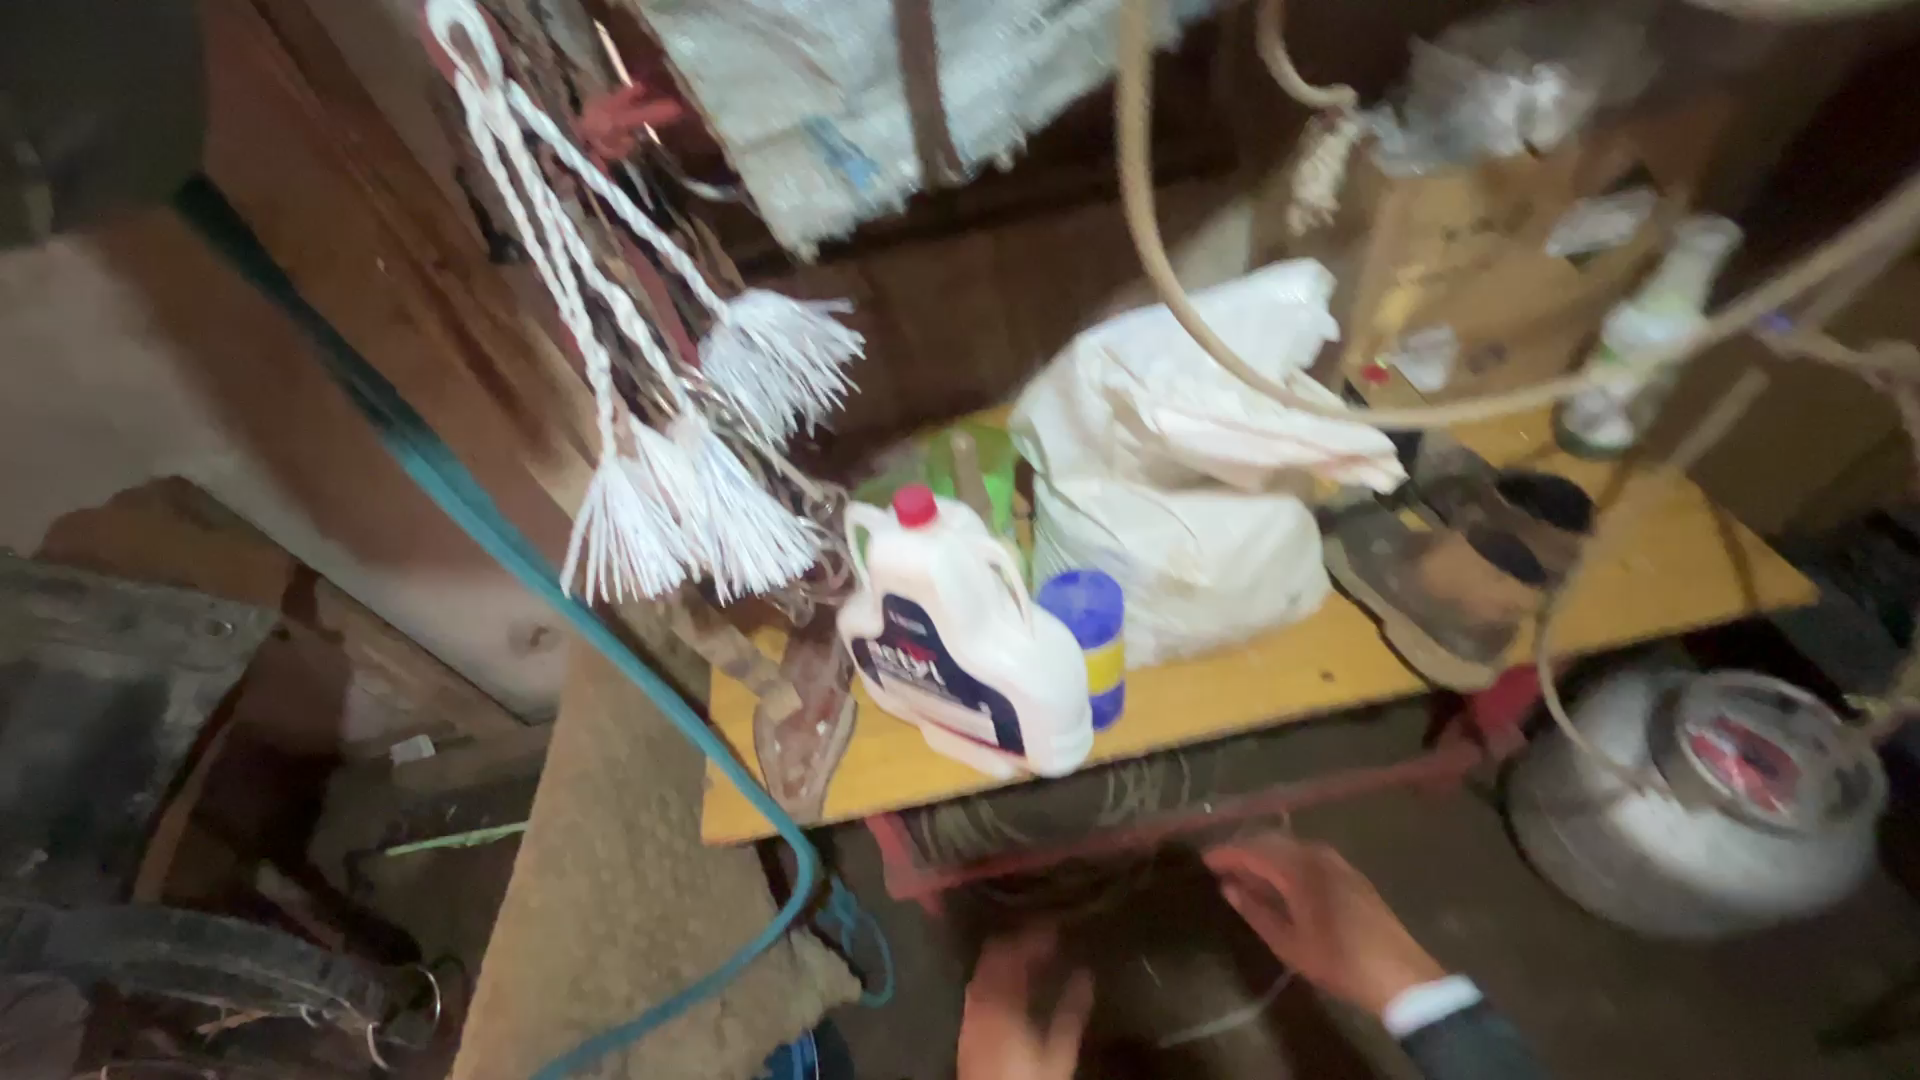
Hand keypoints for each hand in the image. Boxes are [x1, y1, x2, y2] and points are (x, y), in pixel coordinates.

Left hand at [957, 926, 1093, 1079]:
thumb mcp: (1059, 1051)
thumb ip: (1072, 1010)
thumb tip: (1086, 974)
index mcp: (1004, 996)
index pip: (1015, 948)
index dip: (1035, 933)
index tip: (1054, 926)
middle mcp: (981, 995)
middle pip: (995, 951)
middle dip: (1018, 939)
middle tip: (1043, 938)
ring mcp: (969, 1008)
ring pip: (984, 966)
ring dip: (1005, 956)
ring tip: (1029, 957)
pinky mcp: (966, 1023)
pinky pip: (977, 983)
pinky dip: (994, 974)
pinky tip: (1010, 984)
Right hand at [1205, 835, 1445, 1017]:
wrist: (1400, 975)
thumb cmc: (1337, 960)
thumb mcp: (1288, 943)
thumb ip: (1255, 911)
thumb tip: (1228, 887)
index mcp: (1296, 868)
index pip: (1251, 850)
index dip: (1225, 854)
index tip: (1204, 860)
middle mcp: (1314, 854)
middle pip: (1270, 840)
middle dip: (1243, 849)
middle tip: (1223, 865)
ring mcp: (1335, 860)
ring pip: (1289, 845)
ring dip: (1266, 853)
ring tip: (1248, 873)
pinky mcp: (1349, 872)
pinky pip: (1307, 853)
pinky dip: (1286, 859)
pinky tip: (1282, 879)